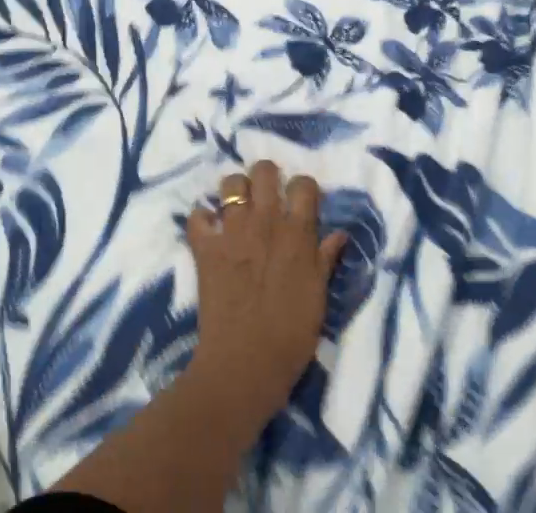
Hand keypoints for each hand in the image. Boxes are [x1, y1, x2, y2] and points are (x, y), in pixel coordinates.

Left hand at [183, 160, 347, 429]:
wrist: (246, 363)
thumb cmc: (292, 334)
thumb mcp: (319, 295)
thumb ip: (325, 259)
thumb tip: (339, 233)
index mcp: (299, 233)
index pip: (304, 184)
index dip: (303, 188)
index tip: (301, 201)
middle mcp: (266, 222)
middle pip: (265, 171)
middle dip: (267, 177)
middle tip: (267, 197)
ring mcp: (232, 232)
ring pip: (230, 183)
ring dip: (235, 190)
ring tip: (237, 207)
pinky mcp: (205, 248)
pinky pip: (197, 216)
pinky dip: (201, 218)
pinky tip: (208, 229)